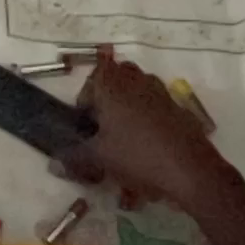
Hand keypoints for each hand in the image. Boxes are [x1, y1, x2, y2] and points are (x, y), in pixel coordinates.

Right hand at [72, 48, 244, 244]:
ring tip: (124, 142)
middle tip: (103, 128)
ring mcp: (161, 93)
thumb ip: (75, 157)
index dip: (86, 97)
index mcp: (113, 85)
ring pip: (139, 92)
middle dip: (108, 100)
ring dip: (128, 110)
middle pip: (117, 79)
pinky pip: (157, 109)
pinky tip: (148, 152)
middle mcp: (137, 81)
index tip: (86, 122)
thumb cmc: (137, 156)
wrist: (191, 170)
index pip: (94, 75)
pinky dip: (148, 123)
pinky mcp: (179, 109)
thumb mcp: (100, 159)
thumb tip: (53, 165)